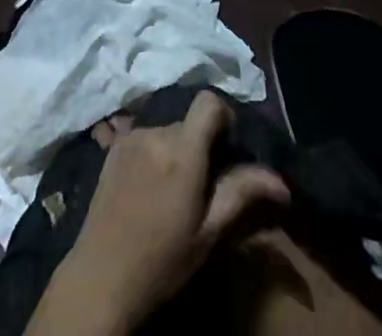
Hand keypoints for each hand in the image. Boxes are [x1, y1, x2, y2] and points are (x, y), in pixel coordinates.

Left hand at [27, 92, 289, 335]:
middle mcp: (154, 134)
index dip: (224, 116)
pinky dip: (155, 149)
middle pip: (189, 119)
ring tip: (173, 186)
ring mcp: (130, 139)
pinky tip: (150, 183)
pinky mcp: (112, 149)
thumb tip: (282, 182)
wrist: (99, 280)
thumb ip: (242, 192)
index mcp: (181, 151)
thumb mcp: (209, 231)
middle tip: (204, 179)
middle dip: (202, 140)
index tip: (227, 148)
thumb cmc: (161, 260)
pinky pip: (145, 135)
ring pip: (167, 127)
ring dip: (177, 146)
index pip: (208, 101)